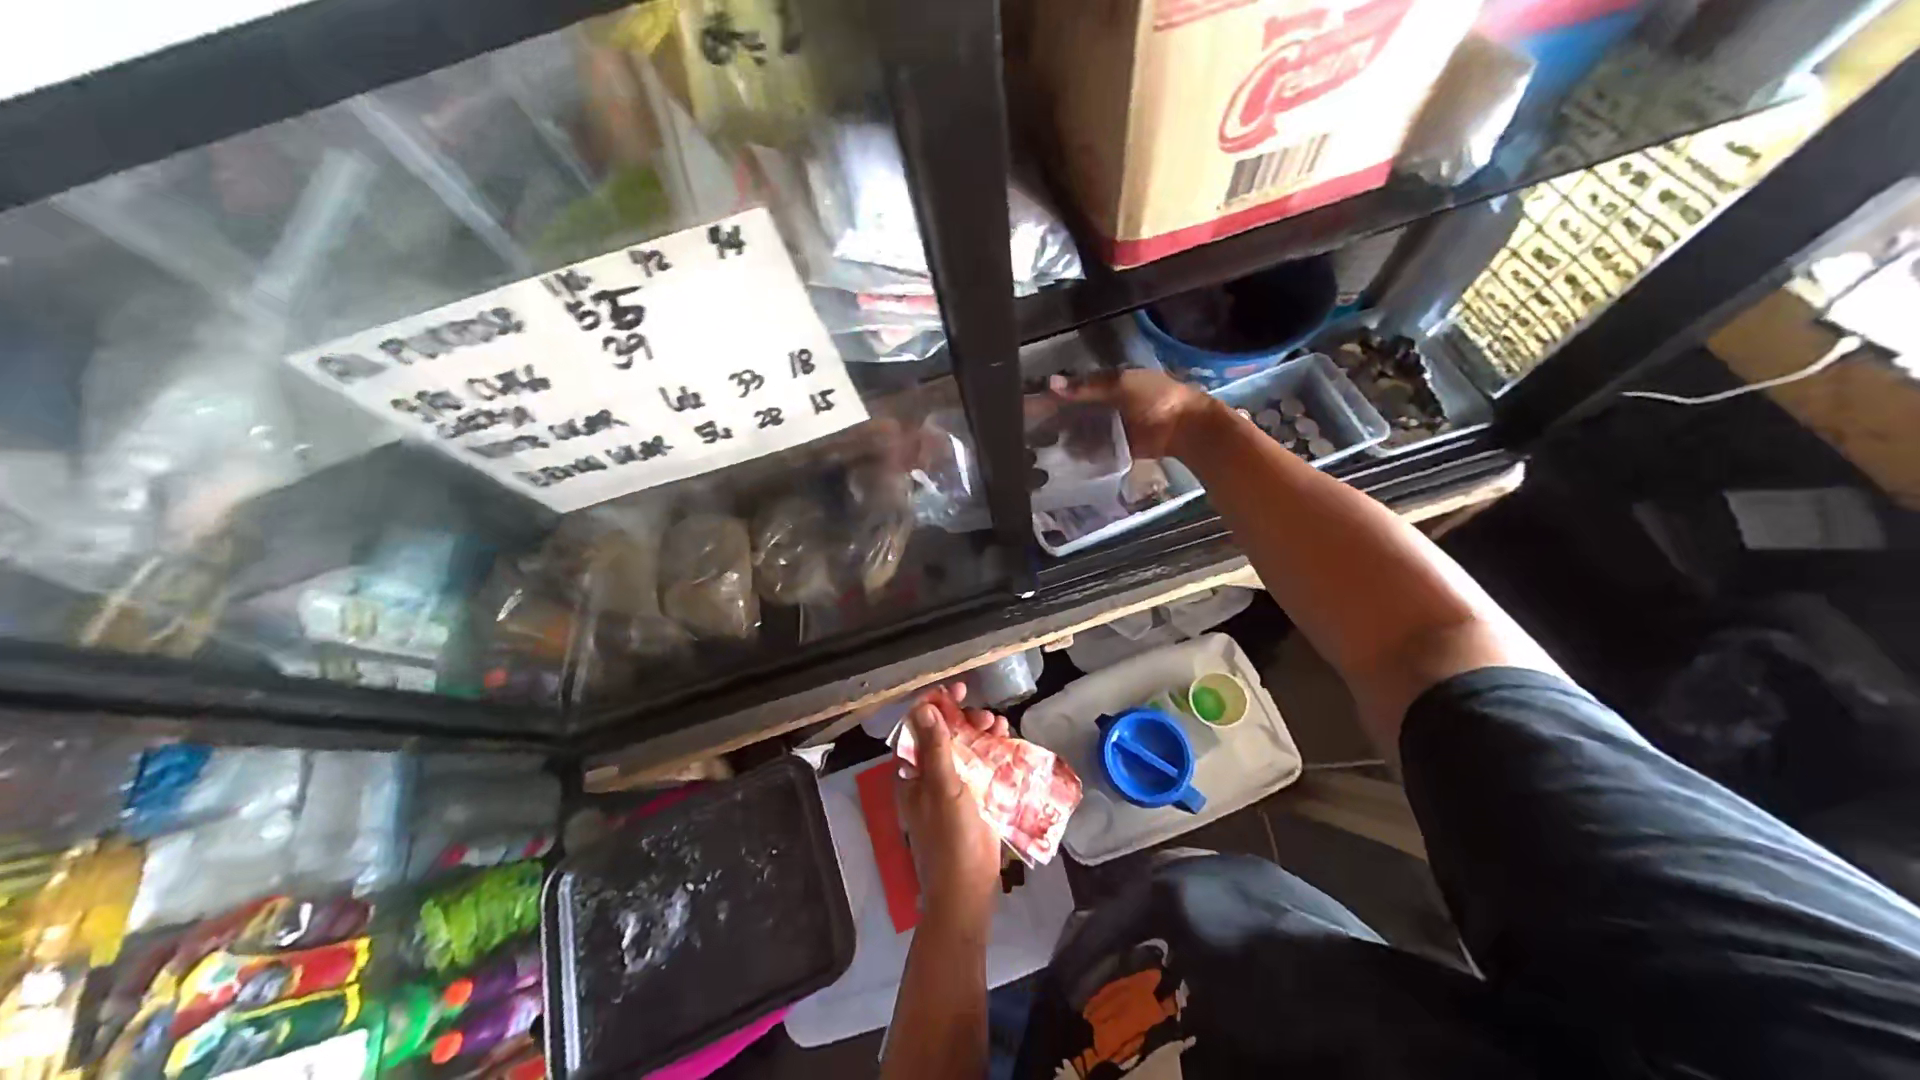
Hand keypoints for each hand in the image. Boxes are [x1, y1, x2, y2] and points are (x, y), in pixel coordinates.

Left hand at [897, 682, 1004, 930]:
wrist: (966, 892)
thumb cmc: (951, 839)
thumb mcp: (944, 789)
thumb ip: (935, 749)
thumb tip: (925, 708)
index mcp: (912, 776)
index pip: (918, 729)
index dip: (935, 706)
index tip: (957, 690)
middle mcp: (928, 780)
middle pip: (944, 738)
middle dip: (964, 720)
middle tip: (986, 717)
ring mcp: (951, 793)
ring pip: (964, 752)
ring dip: (980, 735)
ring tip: (1000, 726)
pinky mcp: (972, 804)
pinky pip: (980, 770)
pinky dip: (992, 755)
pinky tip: (1007, 745)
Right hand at [1049, 370, 1216, 459]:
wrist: (1185, 427)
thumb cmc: (1155, 398)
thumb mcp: (1120, 385)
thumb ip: (1086, 387)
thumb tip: (1050, 384)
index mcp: (1109, 382)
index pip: (1075, 387)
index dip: (1055, 395)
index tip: (1032, 405)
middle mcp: (1107, 403)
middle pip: (1076, 410)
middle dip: (1058, 419)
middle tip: (1035, 430)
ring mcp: (1112, 426)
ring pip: (1083, 430)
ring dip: (1068, 437)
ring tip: (1047, 446)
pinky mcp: (1117, 446)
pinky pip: (1095, 448)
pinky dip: (1083, 451)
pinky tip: (1067, 456)